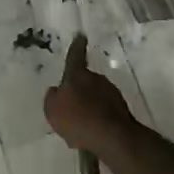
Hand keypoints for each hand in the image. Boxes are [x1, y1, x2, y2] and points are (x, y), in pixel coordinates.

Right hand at [43, 34, 132, 154]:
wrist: (112, 138)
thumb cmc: (78, 119)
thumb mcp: (52, 109)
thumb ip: (52, 97)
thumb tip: (57, 91)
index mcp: (78, 75)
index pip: (75, 56)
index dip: (76, 46)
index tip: (81, 35)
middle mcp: (96, 79)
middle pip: (84, 81)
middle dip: (78, 91)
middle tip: (69, 108)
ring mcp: (111, 93)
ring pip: (94, 97)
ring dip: (87, 108)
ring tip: (78, 127)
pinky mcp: (121, 110)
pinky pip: (103, 112)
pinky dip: (96, 119)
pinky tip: (91, 134)